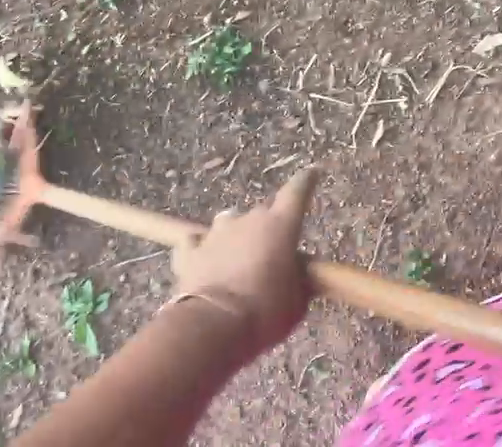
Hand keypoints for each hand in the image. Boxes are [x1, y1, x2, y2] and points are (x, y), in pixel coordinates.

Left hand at [170, 167, 318, 354]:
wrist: (212, 327)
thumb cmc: (265, 312)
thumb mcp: (295, 303)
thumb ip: (298, 282)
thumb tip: (298, 277)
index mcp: (280, 224)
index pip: (298, 190)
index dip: (306, 180)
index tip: (312, 174)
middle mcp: (249, 219)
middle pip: (263, 211)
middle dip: (268, 226)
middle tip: (271, 251)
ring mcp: (216, 233)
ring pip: (229, 222)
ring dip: (235, 236)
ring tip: (236, 259)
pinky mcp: (190, 251)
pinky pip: (196, 242)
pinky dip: (201, 250)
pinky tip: (203, 263)